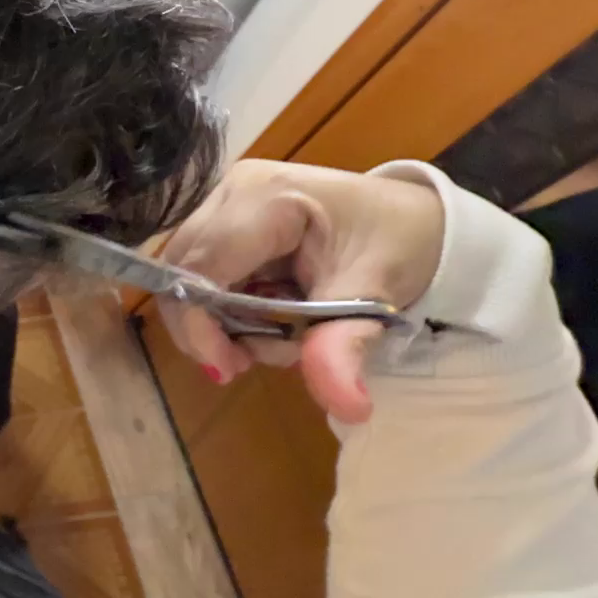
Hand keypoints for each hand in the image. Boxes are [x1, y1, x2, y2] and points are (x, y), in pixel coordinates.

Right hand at [156, 160, 445, 423]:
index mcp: (266, 197)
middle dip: (205, 326)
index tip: (226, 368)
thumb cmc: (400, 244)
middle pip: (180, 271)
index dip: (199, 322)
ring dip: (213, 320)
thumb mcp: (377, 295)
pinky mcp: (215, 218)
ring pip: (181, 275)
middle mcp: (227, 191)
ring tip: (262, 339)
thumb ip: (344, 345)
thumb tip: (345, 406)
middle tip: (241, 364)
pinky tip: (255, 316)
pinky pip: (194, 272)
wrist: (417, 217)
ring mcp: (217, 201)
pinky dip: (218, 307)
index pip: (200, 266)